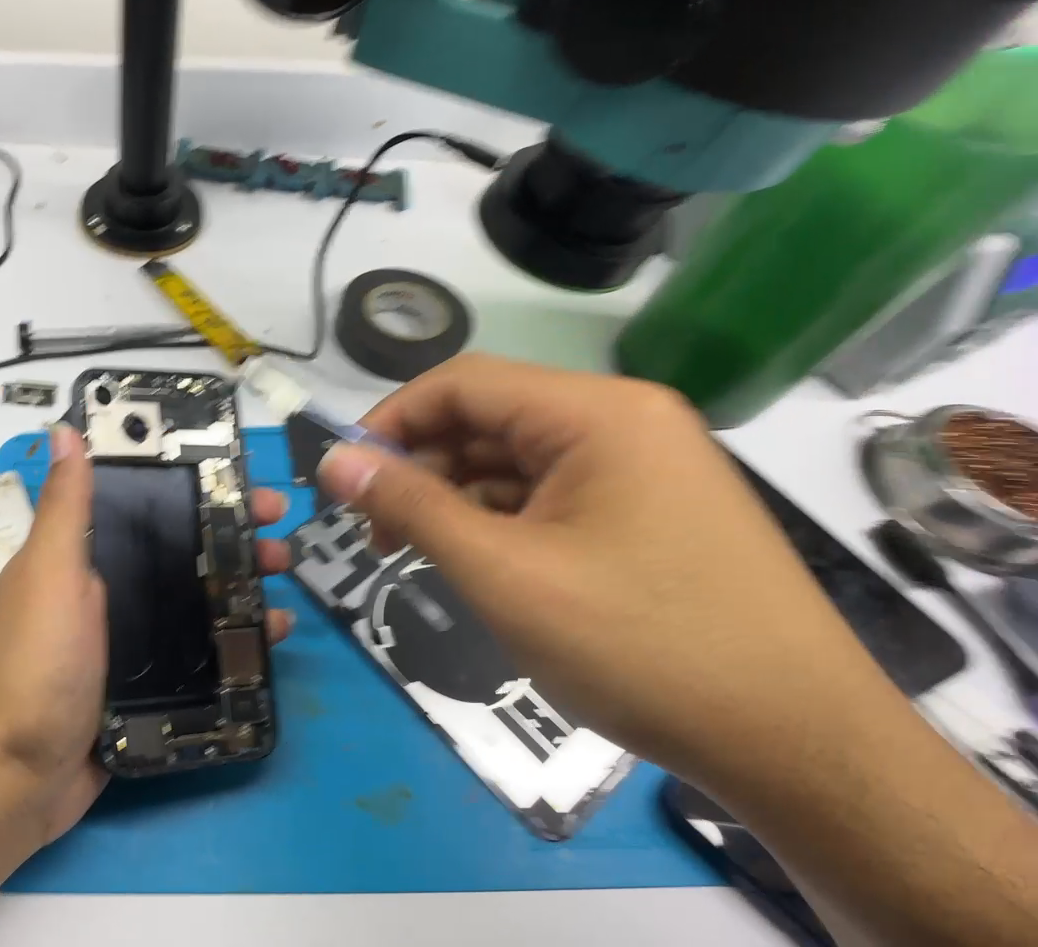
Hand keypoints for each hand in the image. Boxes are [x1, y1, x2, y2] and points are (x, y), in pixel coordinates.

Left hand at [0, 423, 294, 853]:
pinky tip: (265, 641)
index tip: (242, 481)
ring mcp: (122, 642)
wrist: (13, 781)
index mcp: (78, 557)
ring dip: (237, 589)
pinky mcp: (140, 688)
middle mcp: (102, 592)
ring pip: (190, 601)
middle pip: (176, 553)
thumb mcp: (50, 576)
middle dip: (230, 540)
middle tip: (280, 541)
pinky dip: (229, 641)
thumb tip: (64, 431)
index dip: (193, 488)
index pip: (144, 506)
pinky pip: (193, 653)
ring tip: (284, 590)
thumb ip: (66, 508)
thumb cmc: (32, 667)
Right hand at [315, 355, 894, 780]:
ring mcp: (645, 468)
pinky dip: (502, 521)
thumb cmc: (640, 646)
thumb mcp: (503, 573)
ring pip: (516, 461)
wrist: (800, 748)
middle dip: (420, 467)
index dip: (388, 422)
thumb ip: (410, 507)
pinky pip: (553, 496)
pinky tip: (479, 566)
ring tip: (418, 554)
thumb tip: (331, 461)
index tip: (342, 480)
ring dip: (456, 499)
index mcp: (596, 414)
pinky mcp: (653, 512)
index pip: (462, 384)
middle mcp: (624, 423)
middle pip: (489, 420)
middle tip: (373, 531)